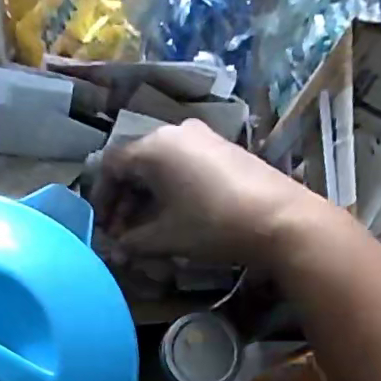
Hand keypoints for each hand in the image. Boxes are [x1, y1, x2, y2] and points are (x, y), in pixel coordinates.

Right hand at [90, 119, 332, 267]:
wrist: (278, 218)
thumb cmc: (211, 224)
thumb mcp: (164, 238)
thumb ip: (131, 242)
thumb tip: (115, 249)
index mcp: (153, 146)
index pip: (111, 166)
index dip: (101, 199)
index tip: (102, 227)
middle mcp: (175, 132)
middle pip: (135, 163)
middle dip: (124, 201)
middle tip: (122, 233)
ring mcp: (202, 137)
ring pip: (160, 165)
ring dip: (146, 197)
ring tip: (146, 230)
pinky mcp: (222, 149)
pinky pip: (183, 165)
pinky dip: (169, 189)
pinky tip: (174, 216)